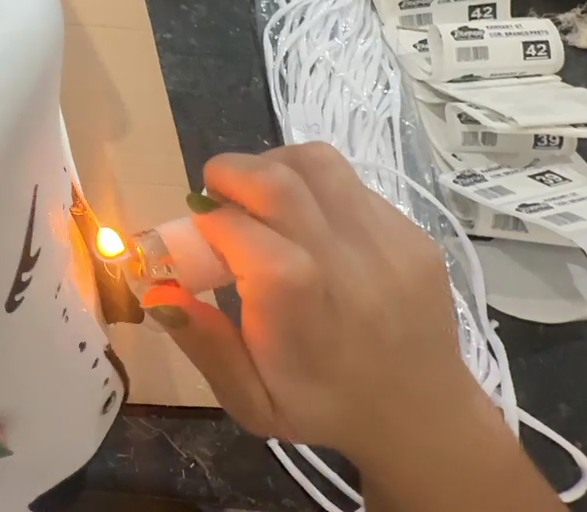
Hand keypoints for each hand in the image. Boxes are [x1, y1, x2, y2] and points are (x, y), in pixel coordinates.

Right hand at [143, 143, 484, 458]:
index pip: (234, 227)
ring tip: (262, 200)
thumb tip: (158, 290)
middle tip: (217, 198)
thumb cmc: (323, 407)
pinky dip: (313, 187)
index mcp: (299, 306)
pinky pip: (348, 181)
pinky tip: (309, 224)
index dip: (205, 222)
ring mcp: (387, 245)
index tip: (200, 240)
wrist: (428, 423)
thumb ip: (202, 343)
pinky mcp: (412, 235)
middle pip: (275, 179)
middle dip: (229, 173)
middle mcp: (346, 265)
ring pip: (316, 162)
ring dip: (272, 167)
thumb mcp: (248, 399)